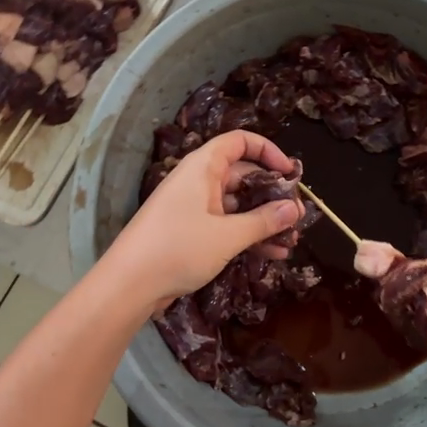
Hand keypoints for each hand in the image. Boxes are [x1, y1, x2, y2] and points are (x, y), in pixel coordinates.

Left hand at [103, 130, 303, 311]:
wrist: (128, 285)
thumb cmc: (178, 248)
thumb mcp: (227, 235)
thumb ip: (264, 221)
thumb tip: (296, 208)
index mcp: (203, 167)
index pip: (240, 141)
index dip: (268, 151)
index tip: (291, 174)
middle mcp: (199, 181)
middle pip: (244, 175)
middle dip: (273, 195)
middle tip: (298, 216)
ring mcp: (195, 207)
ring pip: (238, 204)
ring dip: (265, 220)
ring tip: (292, 240)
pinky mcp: (192, 232)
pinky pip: (228, 224)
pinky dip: (249, 235)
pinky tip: (273, 254)